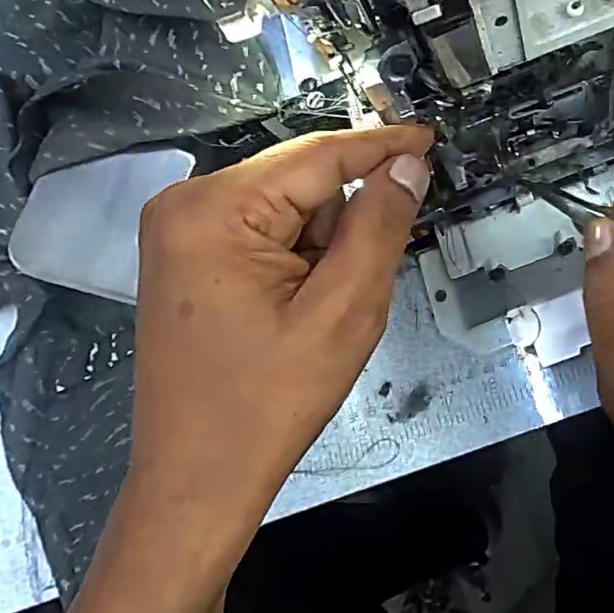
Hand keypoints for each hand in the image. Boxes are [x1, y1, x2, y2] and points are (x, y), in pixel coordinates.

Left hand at [128, 127, 433, 540]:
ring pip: (293, 212)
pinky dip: (307, 260)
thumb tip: (408, 166)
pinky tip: (308, 309)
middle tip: (370, 280)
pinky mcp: (192, 261)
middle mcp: (188, 206)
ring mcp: (184, 234)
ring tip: (330, 311)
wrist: (201, 475)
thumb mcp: (345, 309)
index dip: (382, 145)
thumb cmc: (272, 398)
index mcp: (216, 209)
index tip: (430, 137)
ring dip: (330, 248)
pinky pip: (271, 236)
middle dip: (352, 221)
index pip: (318, 155)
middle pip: (304, 184)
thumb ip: (379, 226)